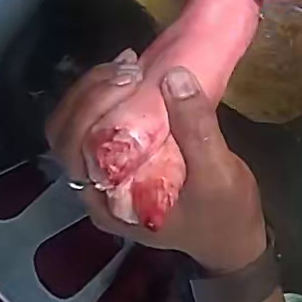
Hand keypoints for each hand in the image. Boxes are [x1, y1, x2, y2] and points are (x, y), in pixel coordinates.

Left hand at [47, 59, 266, 273]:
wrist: (235, 236)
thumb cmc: (224, 213)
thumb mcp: (219, 172)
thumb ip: (195, 128)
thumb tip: (173, 75)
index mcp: (110, 203)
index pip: (73, 148)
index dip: (91, 106)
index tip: (131, 79)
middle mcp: (97, 189)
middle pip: (67, 132)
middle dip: (92, 91)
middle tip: (131, 68)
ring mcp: (105, 173)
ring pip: (75, 124)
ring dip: (95, 89)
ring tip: (129, 64)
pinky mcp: (119, 158)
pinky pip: (94, 122)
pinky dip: (104, 94)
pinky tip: (131, 72)